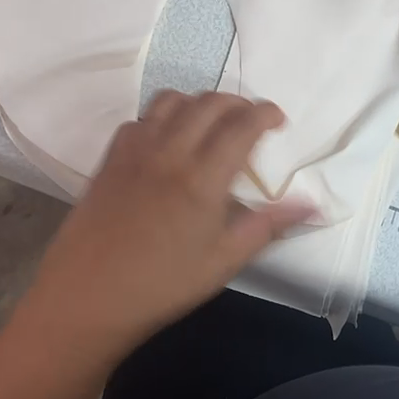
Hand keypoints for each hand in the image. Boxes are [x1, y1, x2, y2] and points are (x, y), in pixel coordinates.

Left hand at [27, 91, 311, 346]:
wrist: (87, 298)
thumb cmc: (162, 286)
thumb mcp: (223, 263)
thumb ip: (266, 226)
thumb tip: (310, 205)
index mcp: (203, 178)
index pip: (242, 125)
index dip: (265, 113)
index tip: (277, 119)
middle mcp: (170, 152)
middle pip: (209, 103)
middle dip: (237, 102)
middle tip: (250, 120)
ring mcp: (135, 151)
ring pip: (171, 101)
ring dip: (199, 102)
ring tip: (210, 122)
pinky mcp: (110, 159)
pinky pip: (140, 119)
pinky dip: (163, 117)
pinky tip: (167, 140)